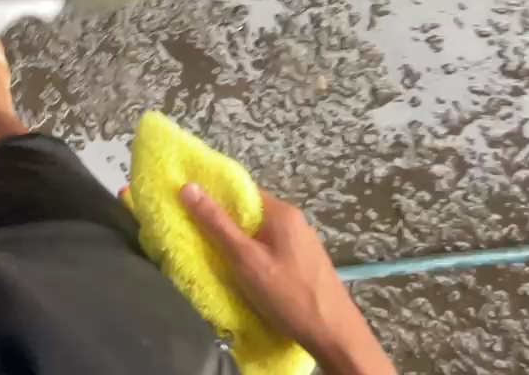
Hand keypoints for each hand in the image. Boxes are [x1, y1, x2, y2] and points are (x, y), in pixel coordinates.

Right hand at [182, 186, 395, 374]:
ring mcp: (304, 244)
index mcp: (282, 212)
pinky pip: (272, 249)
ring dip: (241, 243)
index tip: (191, 210)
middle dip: (226, 224)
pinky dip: (256, 256)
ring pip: (261, 233)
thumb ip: (216, 223)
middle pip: (250, 212)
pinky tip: (248, 275)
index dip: (214, 198)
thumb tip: (188, 186)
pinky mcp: (307, 265)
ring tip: (221, 259)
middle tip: (202, 239)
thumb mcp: (246, 260)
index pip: (240, 192)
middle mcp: (295, 221)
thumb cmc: (290, 297)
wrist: (340, 343)